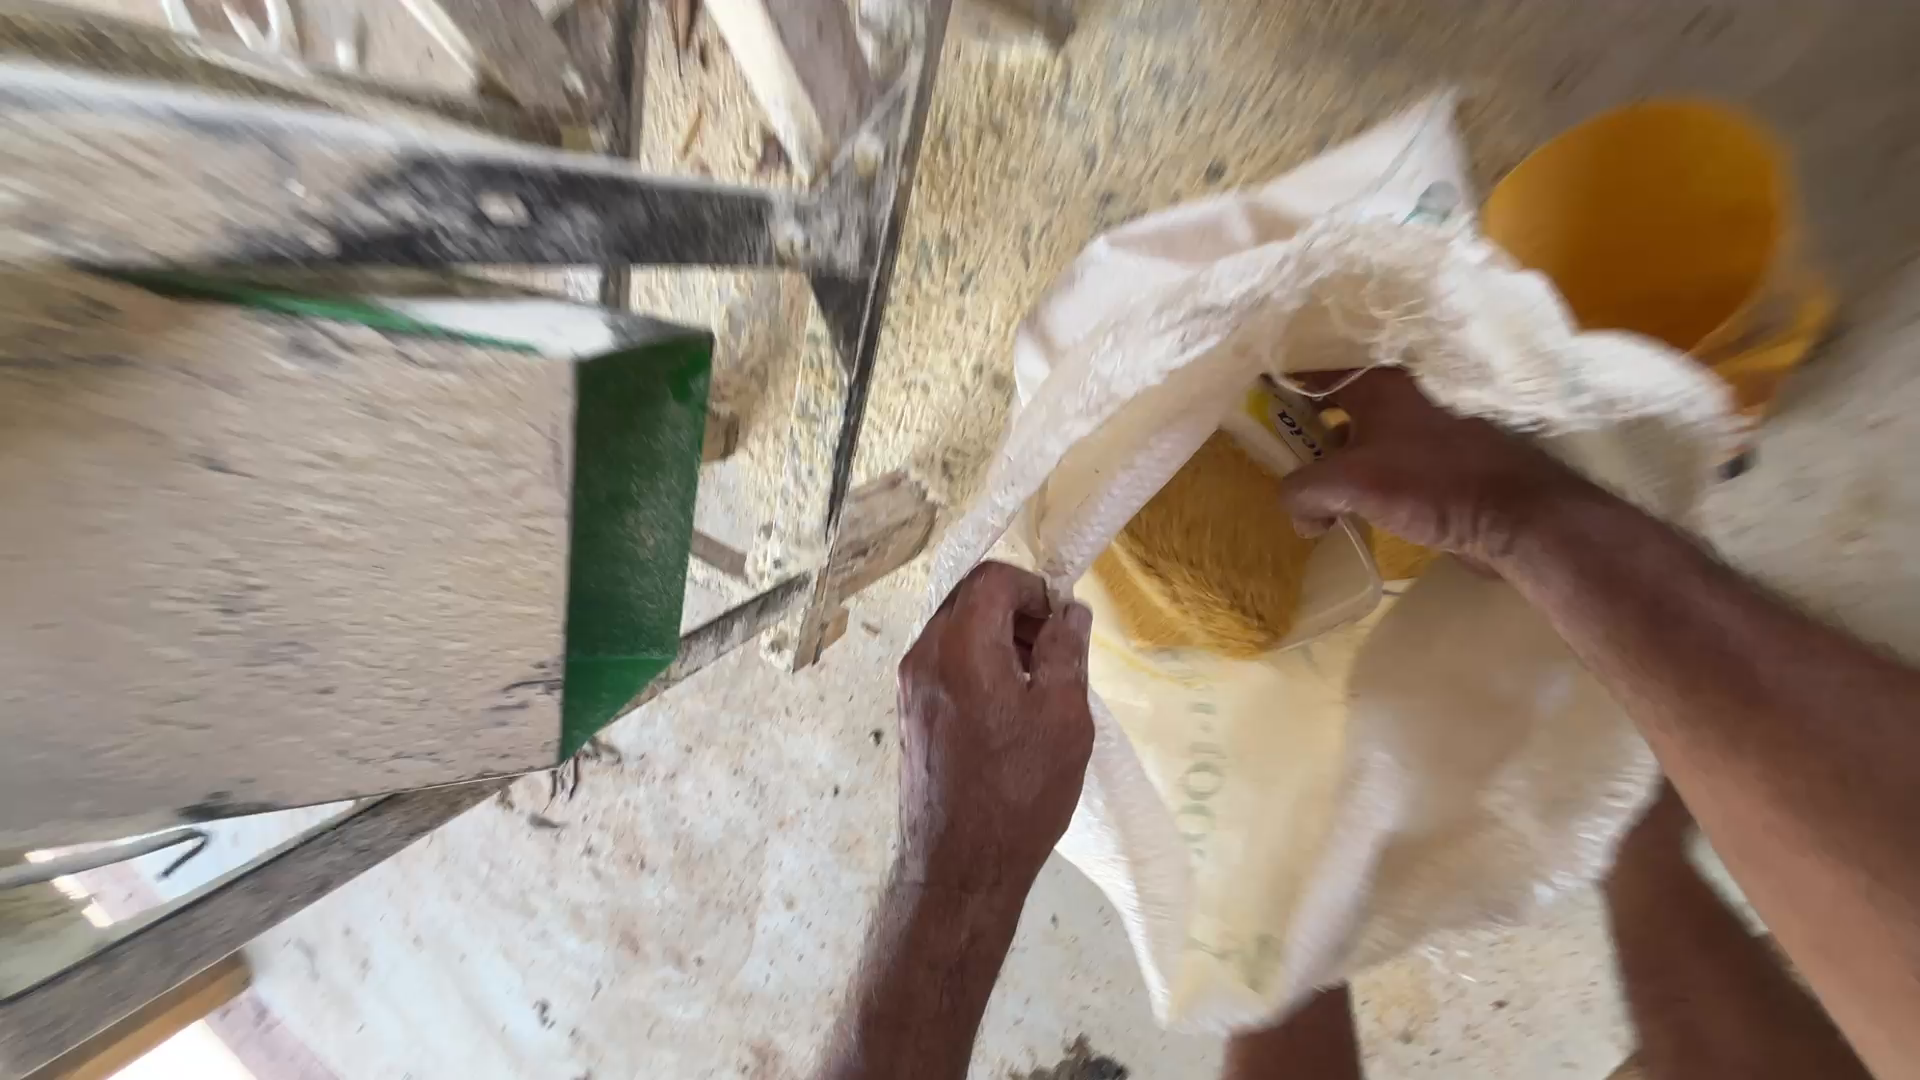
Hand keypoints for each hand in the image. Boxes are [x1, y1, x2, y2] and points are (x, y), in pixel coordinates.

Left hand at [896, 561, 1094, 894]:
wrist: (960, 867)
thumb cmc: (1020, 791)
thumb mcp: (1063, 716)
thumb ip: (1066, 650)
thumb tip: (1070, 611)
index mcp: (959, 646)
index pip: (992, 578)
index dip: (1033, 587)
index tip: (1060, 623)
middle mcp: (923, 654)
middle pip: (969, 598)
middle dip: (1015, 609)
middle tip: (1052, 649)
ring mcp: (909, 683)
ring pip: (954, 627)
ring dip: (996, 635)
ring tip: (1035, 679)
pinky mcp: (909, 709)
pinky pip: (943, 660)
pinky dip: (976, 660)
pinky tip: (1006, 704)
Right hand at [1278, 368, 1597, 570]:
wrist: (1519, 515)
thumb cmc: (1430, 483)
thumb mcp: (1345, 485)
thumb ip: (1300, 492)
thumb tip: (1300, 516)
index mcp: (1378, 381)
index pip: (1312, 369)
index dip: (1278, 384)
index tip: (1251, 405)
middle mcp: (1402, 391)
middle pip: (1331, 401)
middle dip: (1301, 430)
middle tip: (1277, 457)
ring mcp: (1424, 422)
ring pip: (1357, 431)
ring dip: (1331, 459)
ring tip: (1312, 490)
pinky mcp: (1440, 454)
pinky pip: (1382, 456)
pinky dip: (1360, 474)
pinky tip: (1351, 505)